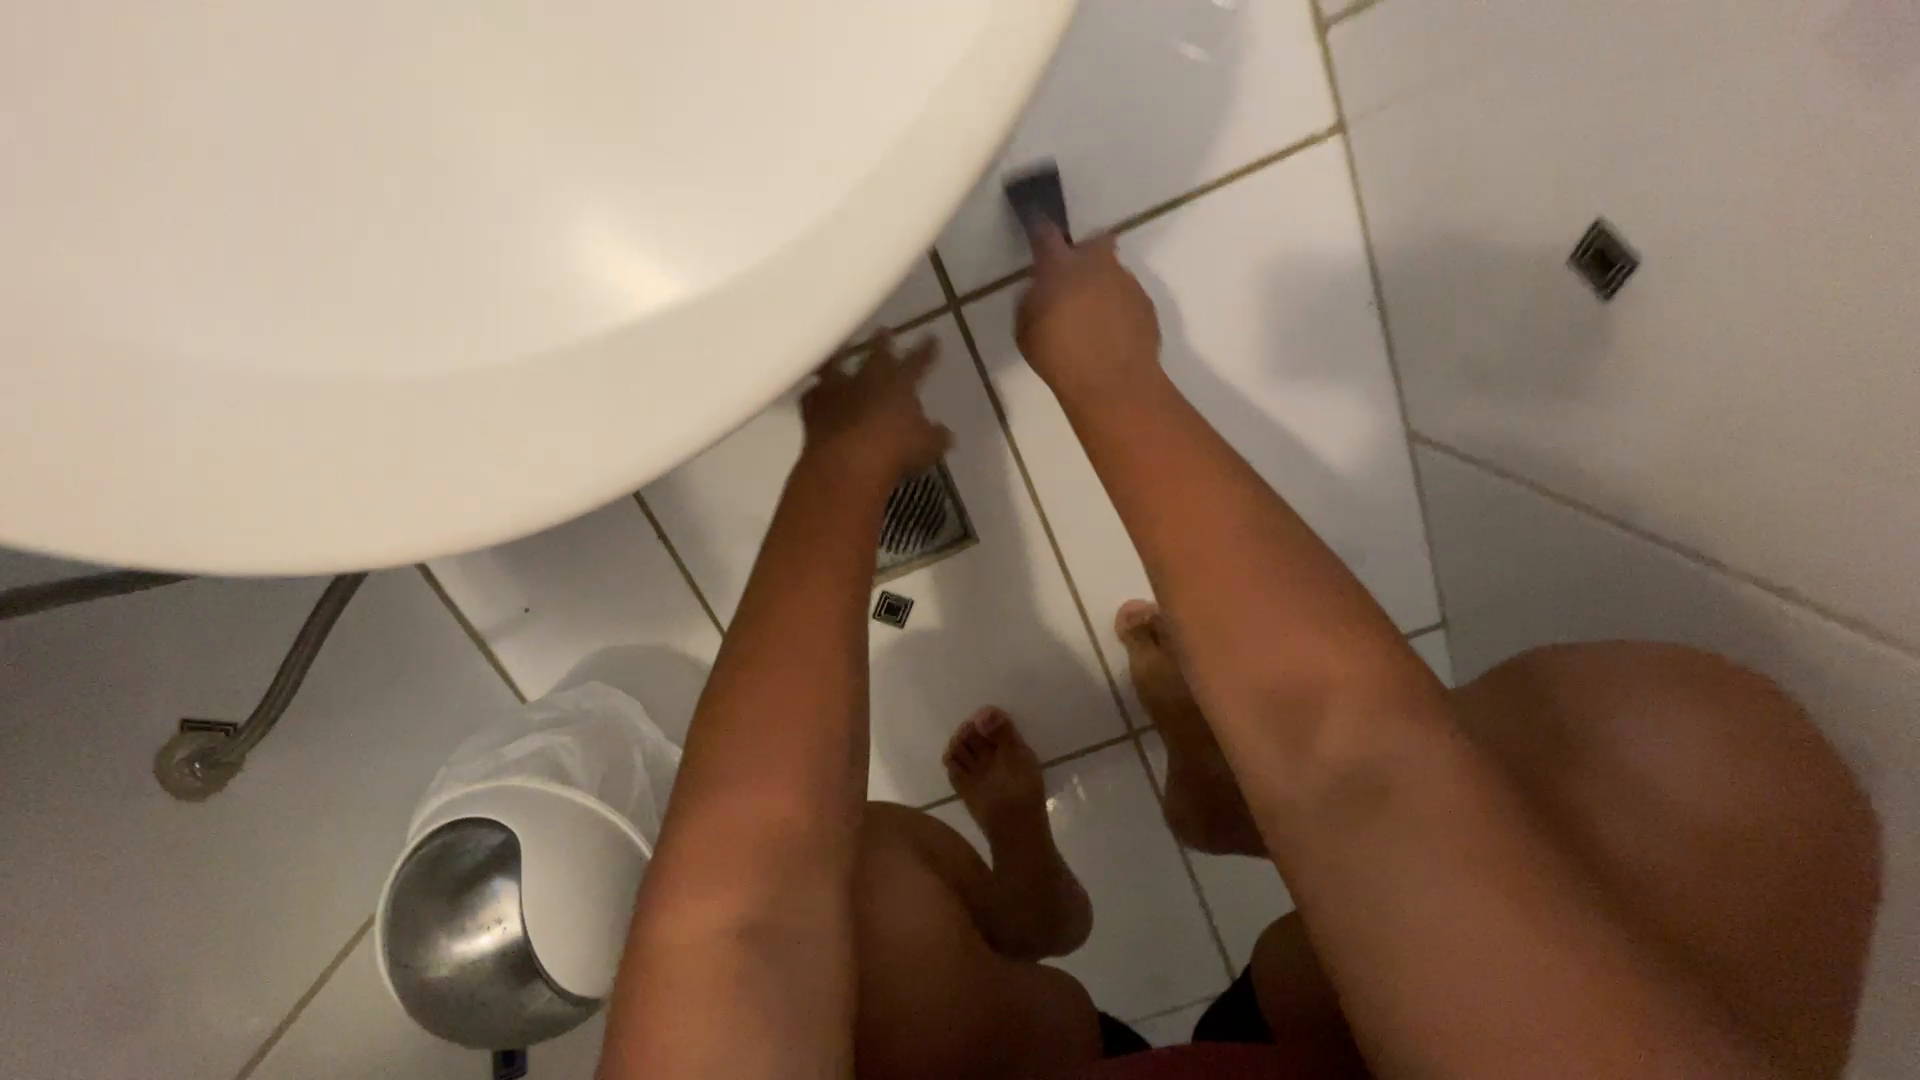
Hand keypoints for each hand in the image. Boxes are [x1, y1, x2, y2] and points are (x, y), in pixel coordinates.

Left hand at [800, 335, 952, 484]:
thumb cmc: (895, 453)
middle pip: (876, 354)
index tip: (932, 338)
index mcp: (899, 384)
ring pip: (837, 364)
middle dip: (882, 342)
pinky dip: (814, 393)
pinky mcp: (812, 407)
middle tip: (884, 330)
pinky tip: (813, 392)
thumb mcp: (927, 447)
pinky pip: (812, 394)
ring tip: (838, 347)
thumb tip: (944, 431)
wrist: (846, 463)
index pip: (918, 362)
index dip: (926, 351)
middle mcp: (867, 379)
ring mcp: (837, 390)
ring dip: (839, 355)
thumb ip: (936, 435)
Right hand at [1015, 225, 1161, 397]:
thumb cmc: (1059, 358)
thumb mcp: (1025, 331)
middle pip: (1095, 242)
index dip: (1039, 229)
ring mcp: (1126, 283)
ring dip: (1103, 286)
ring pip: (1113, 272)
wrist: (1112, 383)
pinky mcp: (1146, 305)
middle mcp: (1097, 265)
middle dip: (1085, 253)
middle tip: (1074, 280)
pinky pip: (1128, 298)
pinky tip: (1112, 335)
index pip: (1045, 233)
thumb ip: (1031, 302)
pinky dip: (1119, 309)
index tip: (1037, 229)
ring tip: (1094, 320)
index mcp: (1060, 267)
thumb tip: (1040, 292)